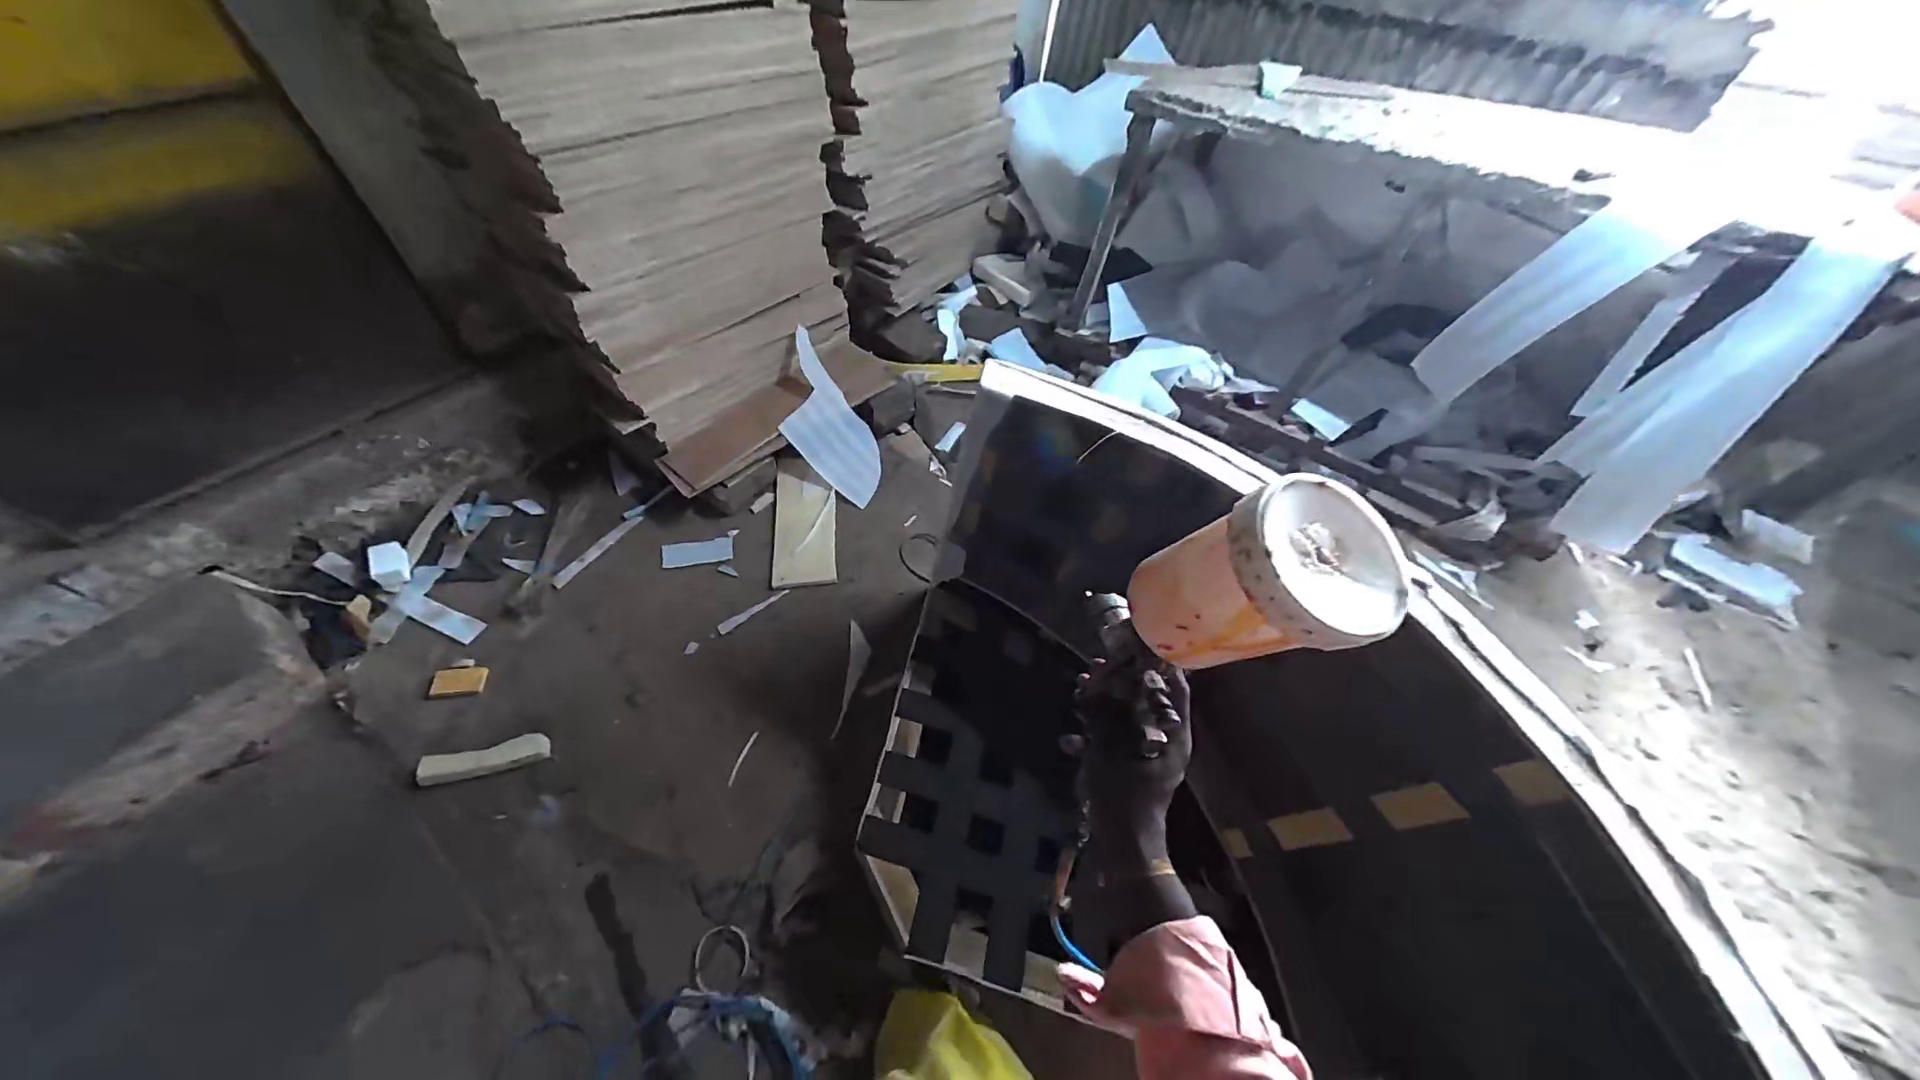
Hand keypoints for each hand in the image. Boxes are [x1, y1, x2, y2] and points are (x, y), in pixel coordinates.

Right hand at [1067, 660, 1191, 875]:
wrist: (1123, 841)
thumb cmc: (1127, 792)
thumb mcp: (1115, 745)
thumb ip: (1110, 711)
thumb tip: (1105, 678)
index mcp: (1176, 733)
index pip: (1175, 685)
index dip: (1157, 662)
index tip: (1133, 643)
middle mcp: (1167, 740)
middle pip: (1149, 698)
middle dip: (1122, 679)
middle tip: (1099, 663)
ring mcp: (1148, 753)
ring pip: (1129, 716)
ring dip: (1105, 702)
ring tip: (1081, 685)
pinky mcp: (1130, 766)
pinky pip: (1116, 739)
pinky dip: (1096, 732)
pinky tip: (1072, 736)